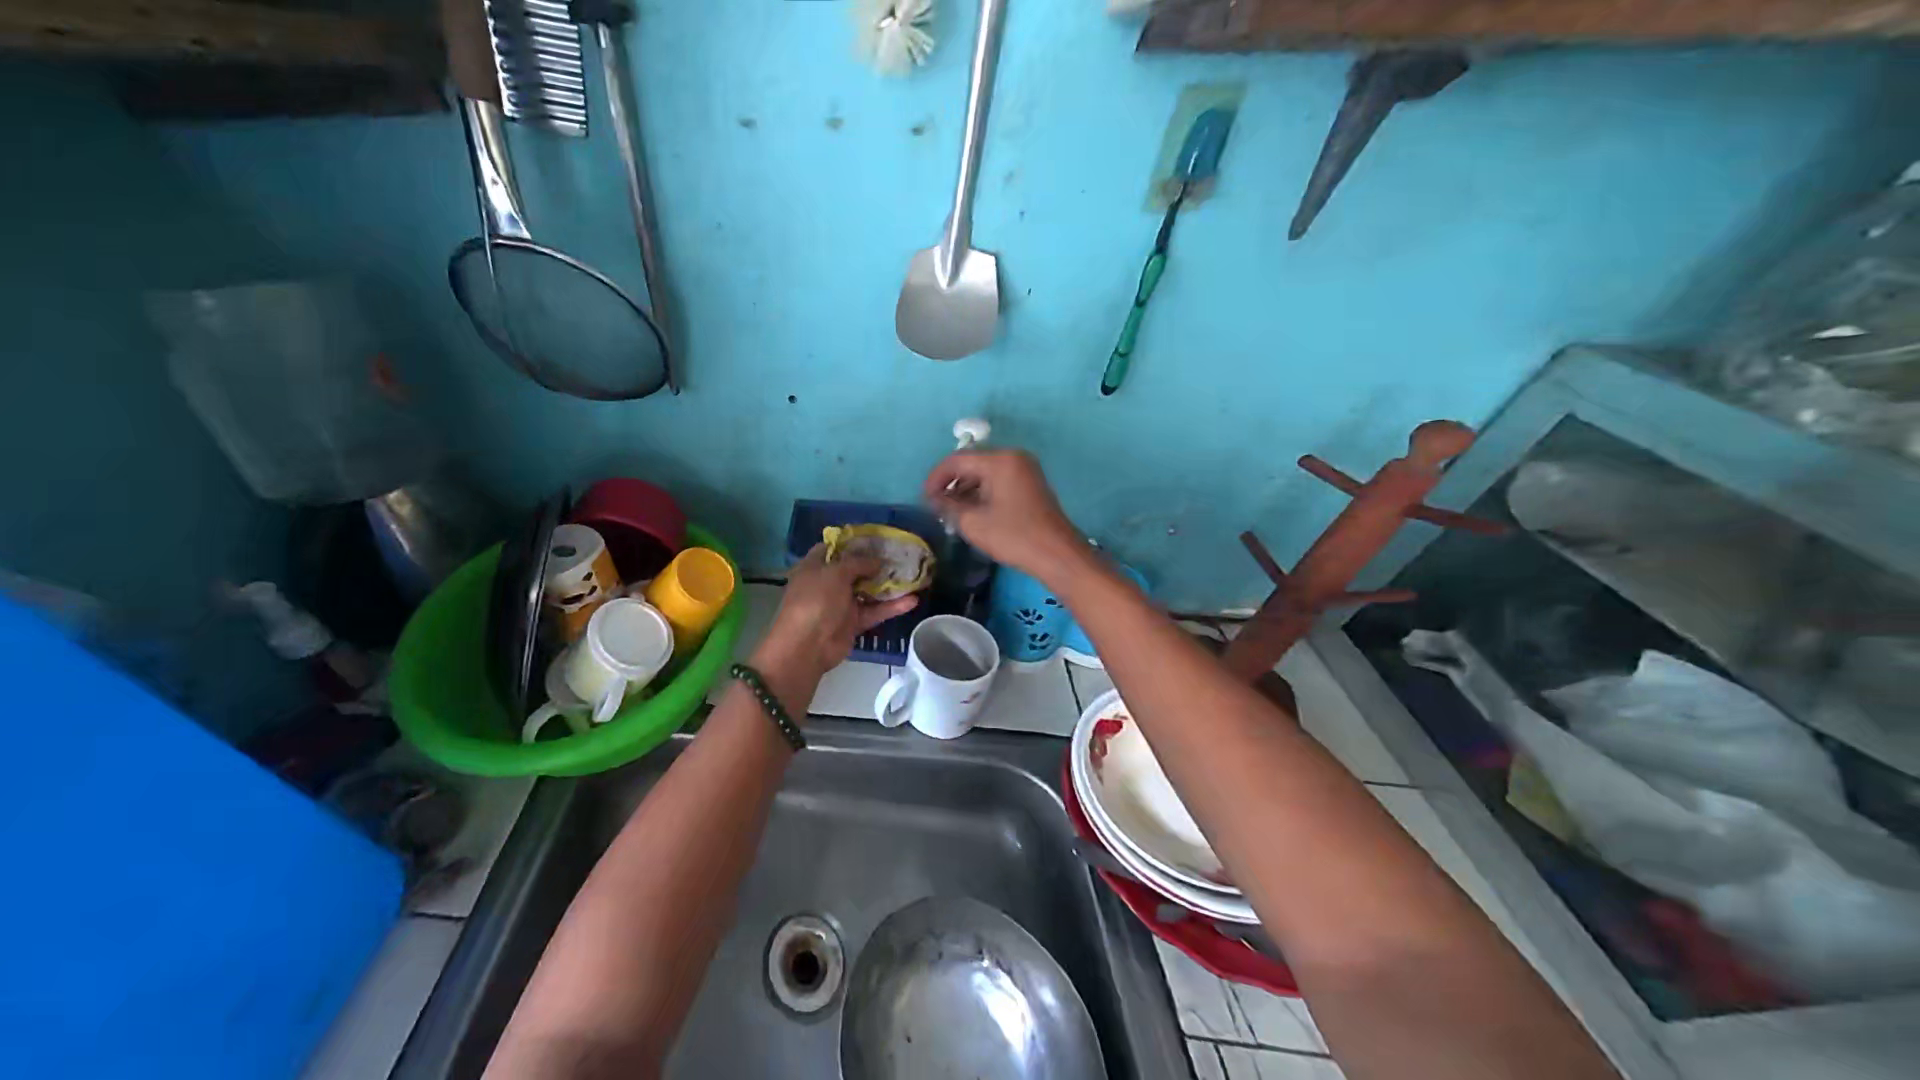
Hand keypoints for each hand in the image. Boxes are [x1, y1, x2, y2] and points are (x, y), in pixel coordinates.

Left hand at [754, 544, 918, 682]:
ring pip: (867, 591)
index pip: (830, 549)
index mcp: (814, 567)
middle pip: (853, 570)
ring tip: (912, 575)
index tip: (874, 538)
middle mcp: (827, 584)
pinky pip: (874, 611)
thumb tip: (878, 561)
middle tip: (900, 555)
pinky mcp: (853, 623)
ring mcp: (840, 604)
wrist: (807, 646)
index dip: (850, 542)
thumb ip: (858, 563)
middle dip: (875, 563)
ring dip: (888, 585)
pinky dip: (892, 607)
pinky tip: (913, 600)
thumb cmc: (816, 600)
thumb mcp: (835, 573)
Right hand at [924, 449, 1090, 582]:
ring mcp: (1025, 469)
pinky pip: (999, 480)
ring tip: (952, 512)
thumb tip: (934, 499)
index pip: (957, 460)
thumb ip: (948, 506)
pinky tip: (973, 511)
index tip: (924, 498)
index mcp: (999, 460)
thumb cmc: (1014, 537)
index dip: (936, 478)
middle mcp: (1013, 457)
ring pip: (985, 472)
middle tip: (936, 505)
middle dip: (951, 483)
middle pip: (972, 463)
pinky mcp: (1031, 483)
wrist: (1057, 555)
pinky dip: (983, 492)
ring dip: (966, 489)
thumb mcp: (973, 523)